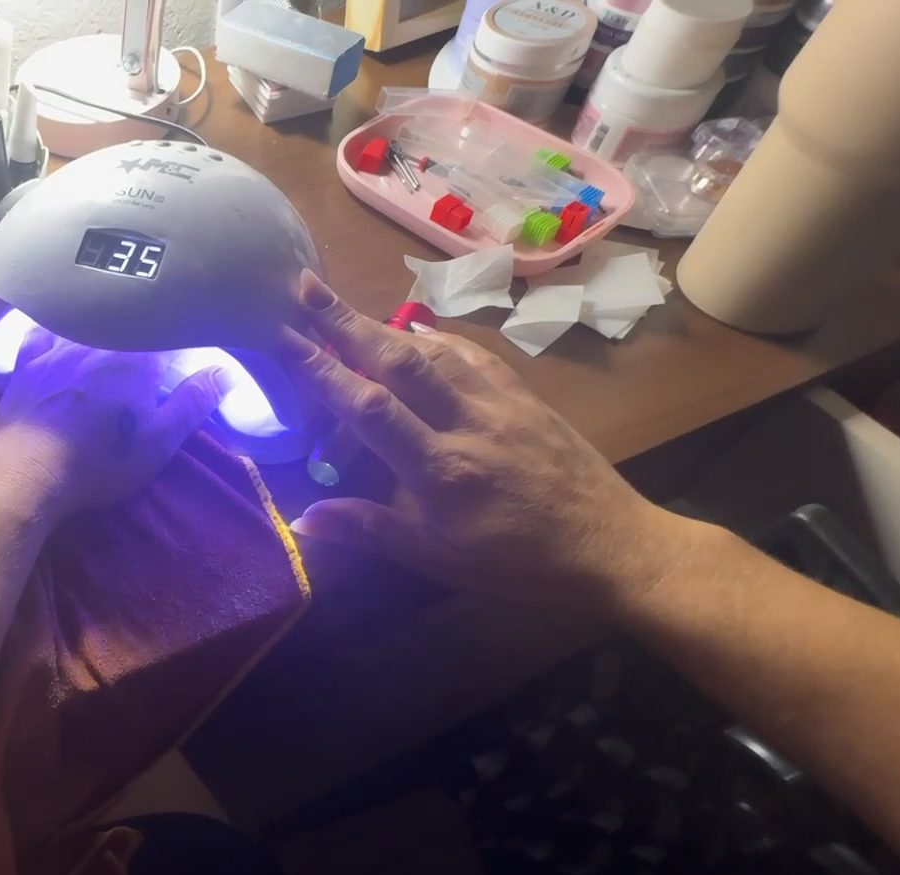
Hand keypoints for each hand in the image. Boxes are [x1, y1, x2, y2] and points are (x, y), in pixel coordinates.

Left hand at [0, 331, 229, 519]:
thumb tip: (225, 373)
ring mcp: (58, 350)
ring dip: (103, 327)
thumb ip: (192, 404)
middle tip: (152, 345)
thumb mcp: (158, 443)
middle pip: (129, 326)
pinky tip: (57, 334)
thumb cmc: (98, 463)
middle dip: (145, 332)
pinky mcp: (27, 365)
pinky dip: (55, 332)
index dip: (182, 343)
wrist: (26, 473)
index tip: (187, 353)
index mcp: (137, 359)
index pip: (170, 337)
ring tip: (111, 333)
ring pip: (87, 324)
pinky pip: (43, 334)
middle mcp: (98, 342)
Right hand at [282, 270, 693, 614]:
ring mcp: (501, 402)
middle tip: (305, 286)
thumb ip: (368, 530)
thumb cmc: (516, 564)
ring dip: (383, 324)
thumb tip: (301, 519)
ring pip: (434, 349)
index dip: (322, 369)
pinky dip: (434, 337)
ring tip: (343, 307)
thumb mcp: (435, 558)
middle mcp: (469, 421)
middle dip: (346, 321)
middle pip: (399, 359)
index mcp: (441, 467)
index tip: (285, 338)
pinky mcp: (525, 397)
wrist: (614, 548)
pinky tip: (416, 332)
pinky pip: (470, 355)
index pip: (370, 406)